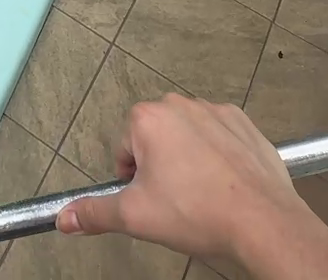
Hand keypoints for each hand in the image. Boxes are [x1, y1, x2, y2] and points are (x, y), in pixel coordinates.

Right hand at [55, 95, 327, 279]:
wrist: (264, 223)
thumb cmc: (197, 214)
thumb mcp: (137, 217)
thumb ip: (95, 212)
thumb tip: (63, 218)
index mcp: (146, 119)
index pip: (125, 148)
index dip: (135, 179)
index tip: (154, 199)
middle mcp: (177, 104)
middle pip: (155, 137)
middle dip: (161, 164)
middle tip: (177, 198)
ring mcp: (213, 109)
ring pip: (187, 135)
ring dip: (189, 157)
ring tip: (205, 193)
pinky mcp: (243, 121)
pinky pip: (220, 134)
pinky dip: (220, 153)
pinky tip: (227, 181)